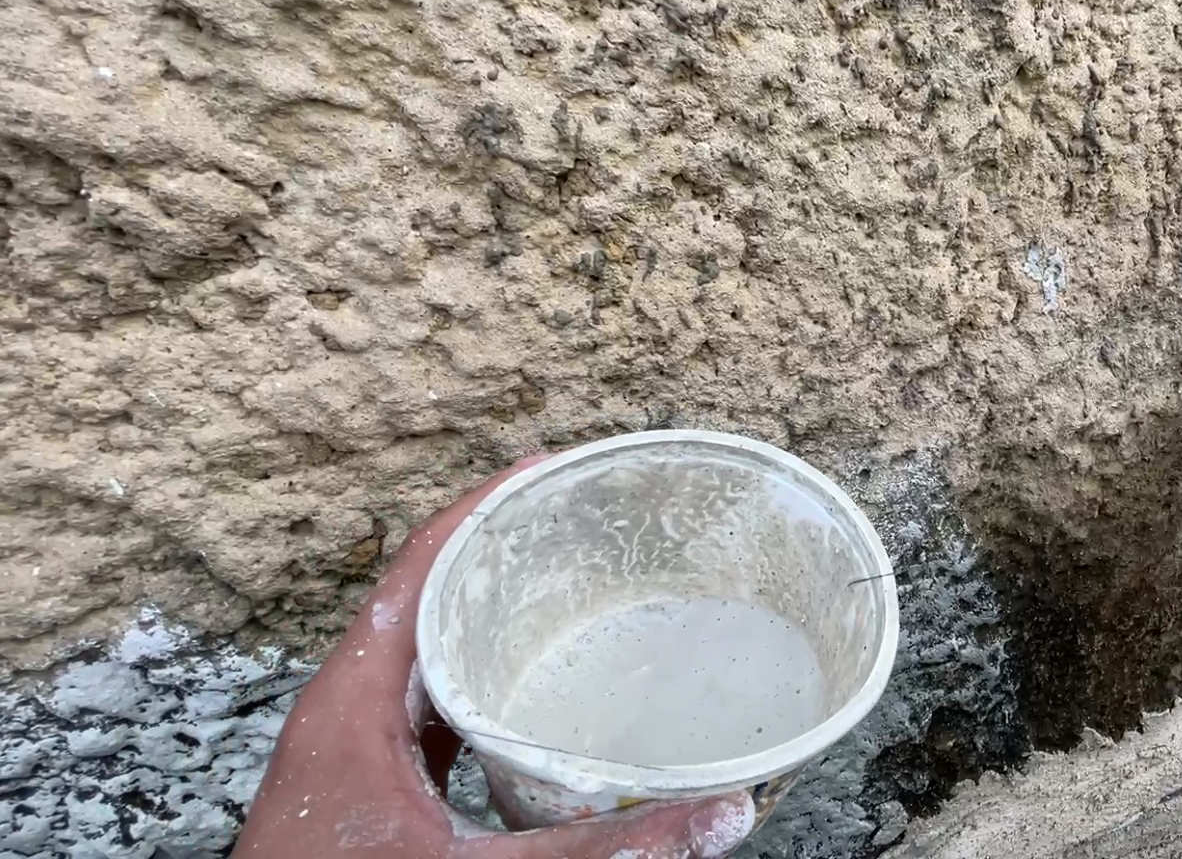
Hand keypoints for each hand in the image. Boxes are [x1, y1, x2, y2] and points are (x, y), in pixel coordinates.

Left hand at [234, 456, 755, 858]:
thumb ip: (606, 848)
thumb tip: (725, 815)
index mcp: (352, 710)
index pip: (416, 573)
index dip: (478, 509)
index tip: (546, 466)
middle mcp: (351, 713)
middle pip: (426, 592)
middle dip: (497, 542)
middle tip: (576, 512)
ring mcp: (362, 745)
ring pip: (429, 641)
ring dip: (487, 599)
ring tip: (564, 573)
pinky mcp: (381, 776)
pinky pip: (436, 690)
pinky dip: (482, 660)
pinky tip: (534, 671)